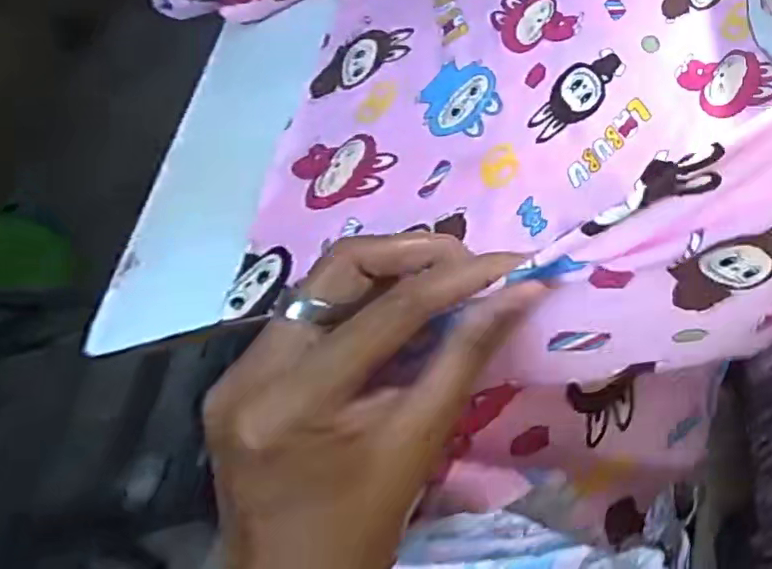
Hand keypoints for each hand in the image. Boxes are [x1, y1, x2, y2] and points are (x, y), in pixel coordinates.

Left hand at [204, 234, 542, 568]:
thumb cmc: (365, 518)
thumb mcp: (426, 432)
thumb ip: (473, 348)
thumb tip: (527, 287)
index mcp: (294, 400)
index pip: (393, 308)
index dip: (462, 276)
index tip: (516, 263)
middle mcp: (253, 371)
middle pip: (344, 266)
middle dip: (419, 254)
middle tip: (473, 266)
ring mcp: (244, 369)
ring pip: (333, 279)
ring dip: (399, 271)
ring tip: (452, 284)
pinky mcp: (251, 371)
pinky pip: (323, 306)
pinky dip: (377, 297)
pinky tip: (415, 313)